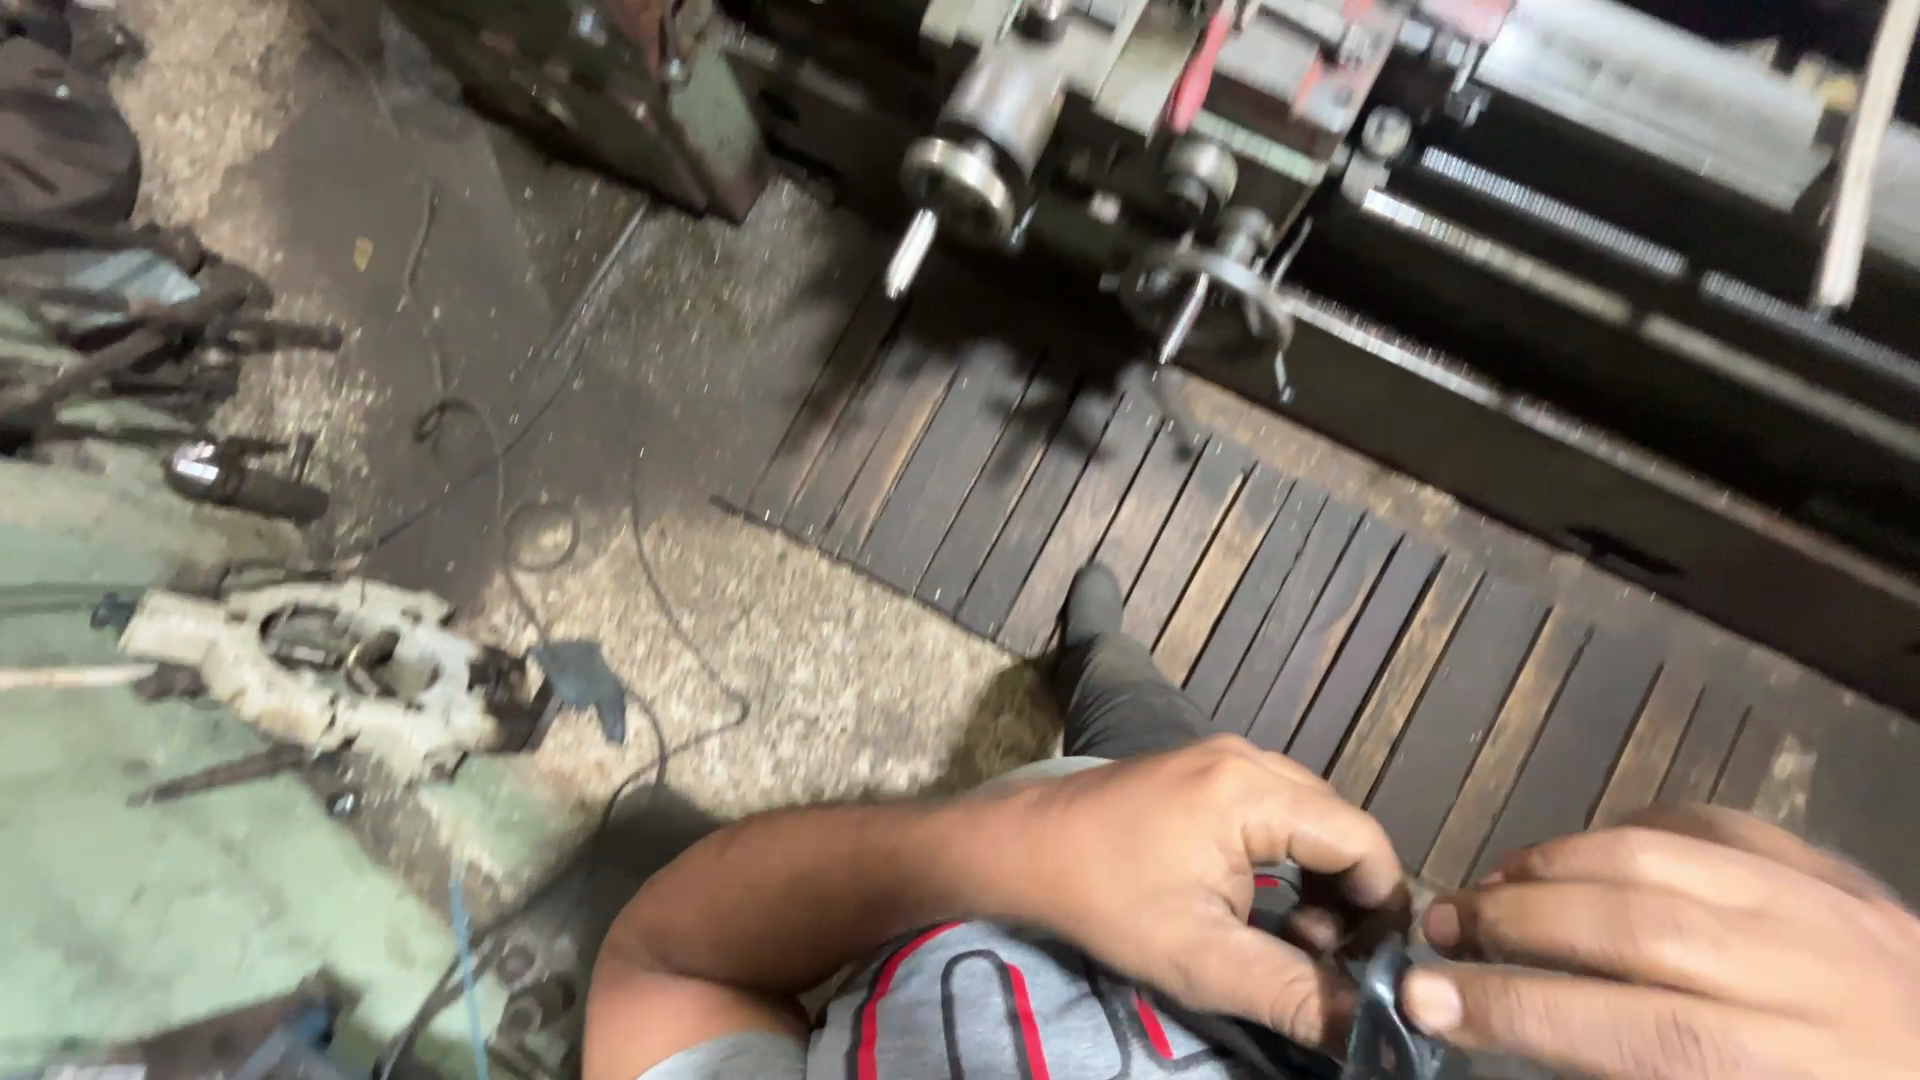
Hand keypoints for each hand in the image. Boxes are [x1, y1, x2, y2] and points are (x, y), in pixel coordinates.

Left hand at [965, 734, 1404, 1049]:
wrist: (1026, 846)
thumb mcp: (1202, 958)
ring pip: (1305, 813)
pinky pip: (1269, 803)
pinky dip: (1281, 850)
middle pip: (1337, 822)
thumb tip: (1374, 1027)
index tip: (1365, 964)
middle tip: (1315, 951)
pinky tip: (1256, 894)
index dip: (1380, 907)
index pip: (1362, 840)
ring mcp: (1216, 755)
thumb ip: (1294, 993)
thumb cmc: (1107, 897)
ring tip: (1286, 929)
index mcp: (1251, 789)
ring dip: (1314, 873)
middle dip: (1347, 893)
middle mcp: (1243, 757)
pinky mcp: (1197, 767)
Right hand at [1403, 804, 1919, 1079]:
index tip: (1421, 996)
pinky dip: (1624, 833)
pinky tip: (1585, 859)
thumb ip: (1634, 1071)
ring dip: (1546, 866)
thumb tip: (1503, 1024)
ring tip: (1489, 888)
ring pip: (1651, 855)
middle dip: (1512, 921)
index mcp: (1816, 1074)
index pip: (1640, 1034)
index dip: (1516, 1010)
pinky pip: (1705, 825)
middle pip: (1633, 925)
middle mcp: (1828, 980)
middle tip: (1438, 928)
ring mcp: (1831, 907)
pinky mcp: (1832, 868)